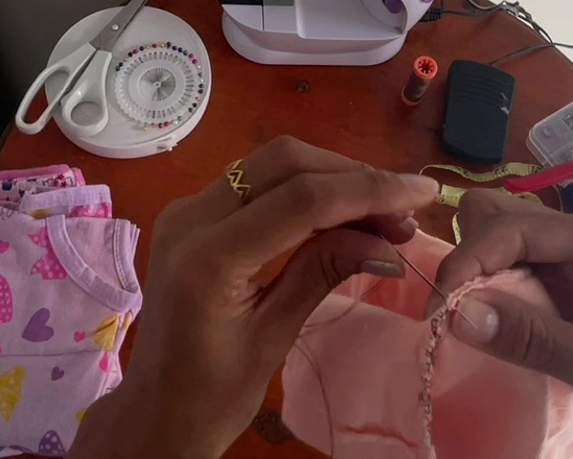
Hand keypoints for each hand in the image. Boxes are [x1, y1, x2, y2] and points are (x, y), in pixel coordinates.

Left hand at [69, 137, 439, 458]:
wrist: (151, 411)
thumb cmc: (212, 396)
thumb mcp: (274, 338)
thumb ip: (324, 273)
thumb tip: (389, 243)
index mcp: (209, 256)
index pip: (301, 199)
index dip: (368, 190)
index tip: (421, 192)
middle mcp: (192, 214)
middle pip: (285, 162)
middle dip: (352, 175)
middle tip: (406, 208)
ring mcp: (188, 206)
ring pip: (271, 162)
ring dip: (332, 176)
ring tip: (384, 212)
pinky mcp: (193, 209)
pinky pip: (256, 179)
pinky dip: (304, 186)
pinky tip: (340, 209)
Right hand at [435, 190, 572, 458]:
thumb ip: (537, 340)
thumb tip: (455, 313)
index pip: (522, 225)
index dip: (476, 254)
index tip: (440, 303)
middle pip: (501, 220)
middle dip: (470, 256)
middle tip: (450, 311)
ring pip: (496, 249)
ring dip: (472, 278)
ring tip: (459, 323)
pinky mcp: (559, 309)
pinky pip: (503, 286)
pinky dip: (481, 302)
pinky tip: (477, 332)